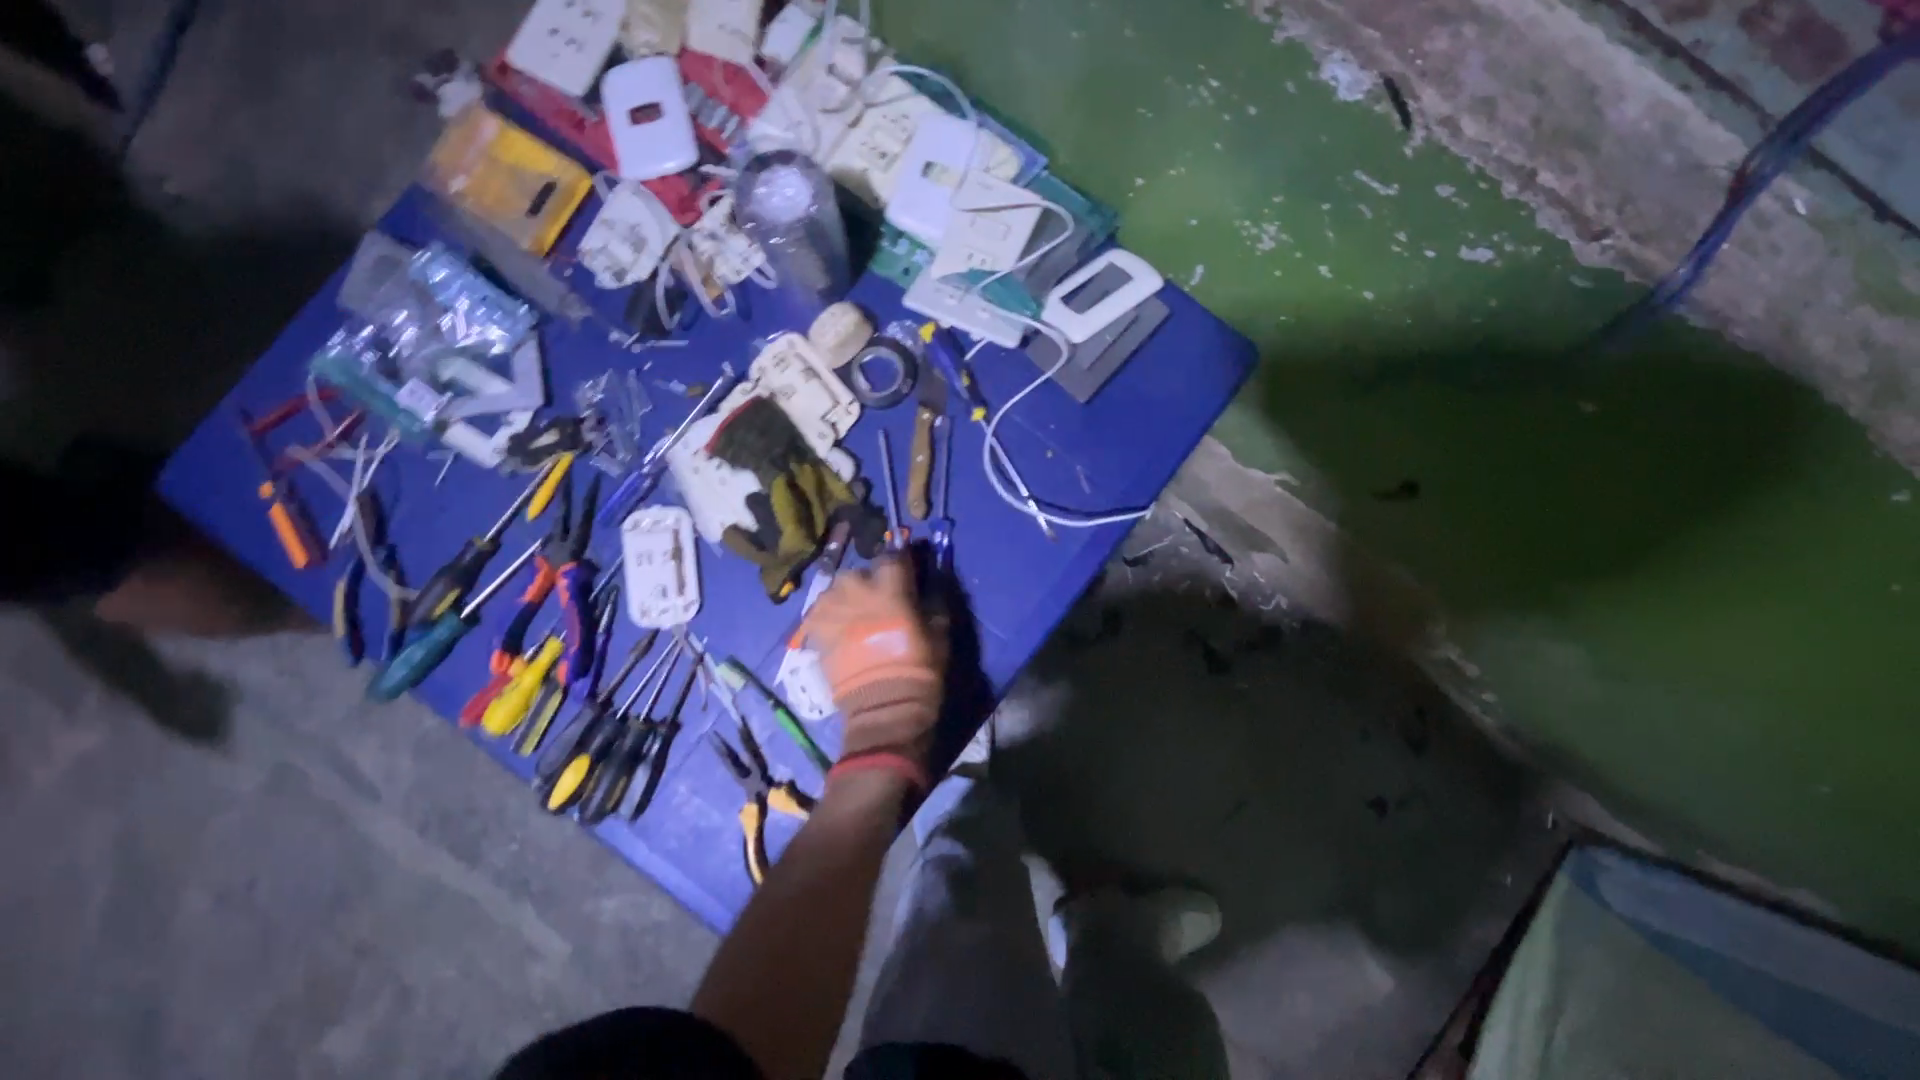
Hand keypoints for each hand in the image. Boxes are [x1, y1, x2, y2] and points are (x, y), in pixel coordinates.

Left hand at [799, 556, 943, 765]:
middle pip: (859, 573)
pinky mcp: (814, 628)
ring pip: (835, 590)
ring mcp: (830, 607)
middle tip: (877, 605)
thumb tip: (929, 585)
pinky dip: (826, 618)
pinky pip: (818, 612)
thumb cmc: (918, 668)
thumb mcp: (940, 632)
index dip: (899, 564)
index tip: (904, 574)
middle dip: (868, 584)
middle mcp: (856, 588)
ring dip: (845, 599)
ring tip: (853, 619)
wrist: (882, 706)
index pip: (893, 556)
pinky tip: (836, 631)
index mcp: (889, 585)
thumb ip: (932, 601)